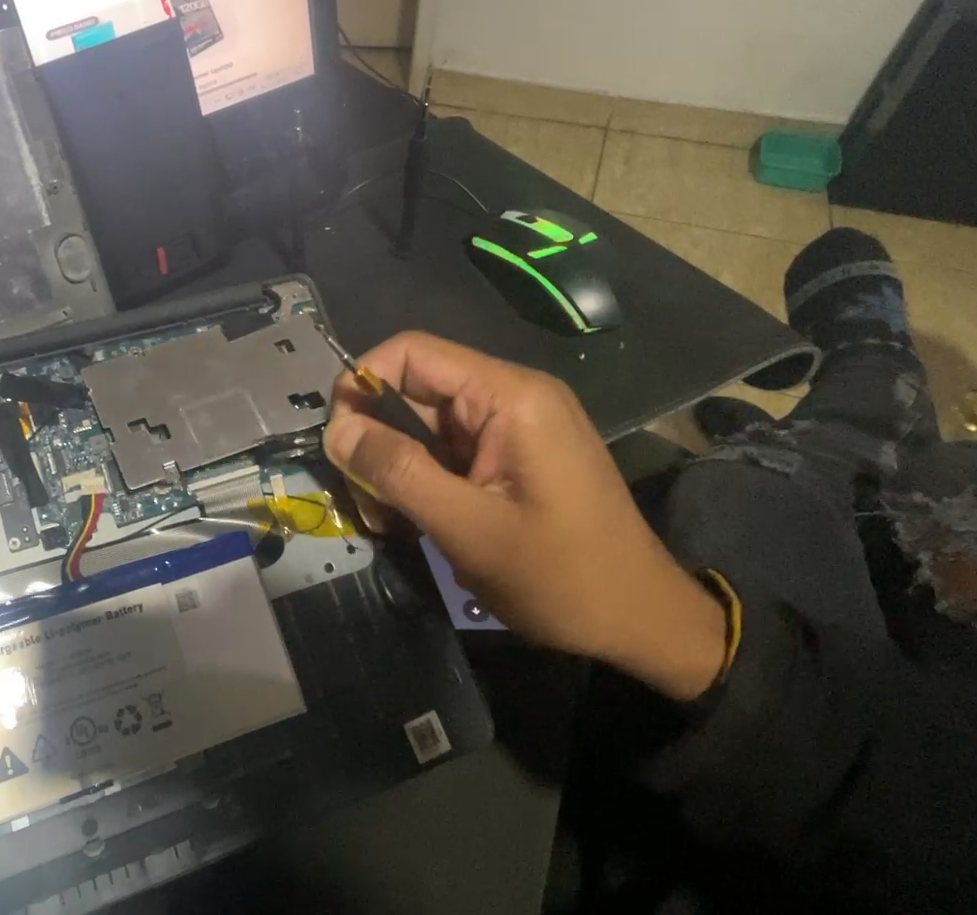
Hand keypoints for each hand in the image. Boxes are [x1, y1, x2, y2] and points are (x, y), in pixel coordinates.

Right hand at [324, 332, 725, 701]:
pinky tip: (411, 522)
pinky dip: (419, 482)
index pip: (412, 353)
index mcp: (510, 395)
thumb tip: (336, 430)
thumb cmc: (561, 576)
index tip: (337, 441)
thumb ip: (398, 471)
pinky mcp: (511, 456)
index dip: (363, 385)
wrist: (640, 623)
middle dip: (376, 441)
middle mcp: (511, 396)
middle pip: (414, 392)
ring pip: (423, 426)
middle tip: (364, 502)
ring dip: (394, 468)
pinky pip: (446, 452)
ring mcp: (513, 427)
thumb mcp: (468, 527)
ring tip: (387, 522)